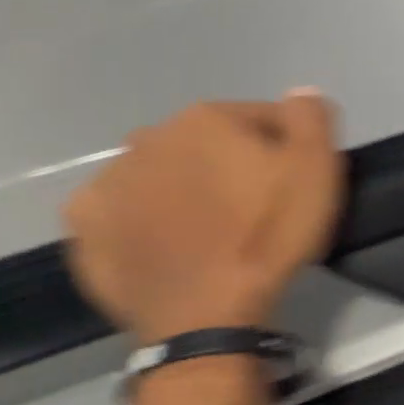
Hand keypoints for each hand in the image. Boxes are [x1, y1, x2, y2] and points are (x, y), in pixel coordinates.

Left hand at [64, 91, 342, 344]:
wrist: (207, 311)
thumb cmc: (270, 234)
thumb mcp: (318, 170)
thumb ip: (312, 119)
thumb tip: (302, 93)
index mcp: (206, 120)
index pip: (262, 117)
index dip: (289, 147)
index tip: (301, 181)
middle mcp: (147, 139)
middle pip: (207, 144)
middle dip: (231, 164)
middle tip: (260, 205)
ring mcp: (106, 184)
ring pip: (162, 175)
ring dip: (187, 189)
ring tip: (216, 228)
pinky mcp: (85, 228)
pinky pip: (124, 212)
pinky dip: (145, 221)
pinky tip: (172, 243)